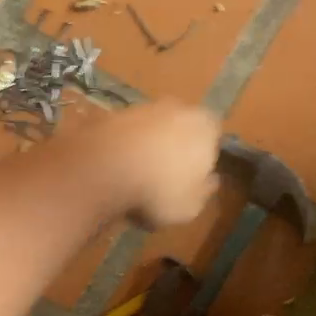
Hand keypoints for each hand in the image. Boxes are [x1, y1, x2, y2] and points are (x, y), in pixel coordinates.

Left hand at [64, 101, 222, 228]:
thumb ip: (205, 192)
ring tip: (136, 181)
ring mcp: (142, 107)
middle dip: (175, 150)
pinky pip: (126, 136)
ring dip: (147, 150)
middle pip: (182, 129)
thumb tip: (210, 180)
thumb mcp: (191, 207)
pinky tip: (116, 173)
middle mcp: (177, 108)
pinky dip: (124, 150)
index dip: (204, 159)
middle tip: (164, 180)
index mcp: (205, 126)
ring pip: (152, 131)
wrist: (101, 170)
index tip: (193, 180)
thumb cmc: (158, 191)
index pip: (214, 137)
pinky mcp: (112, 114)